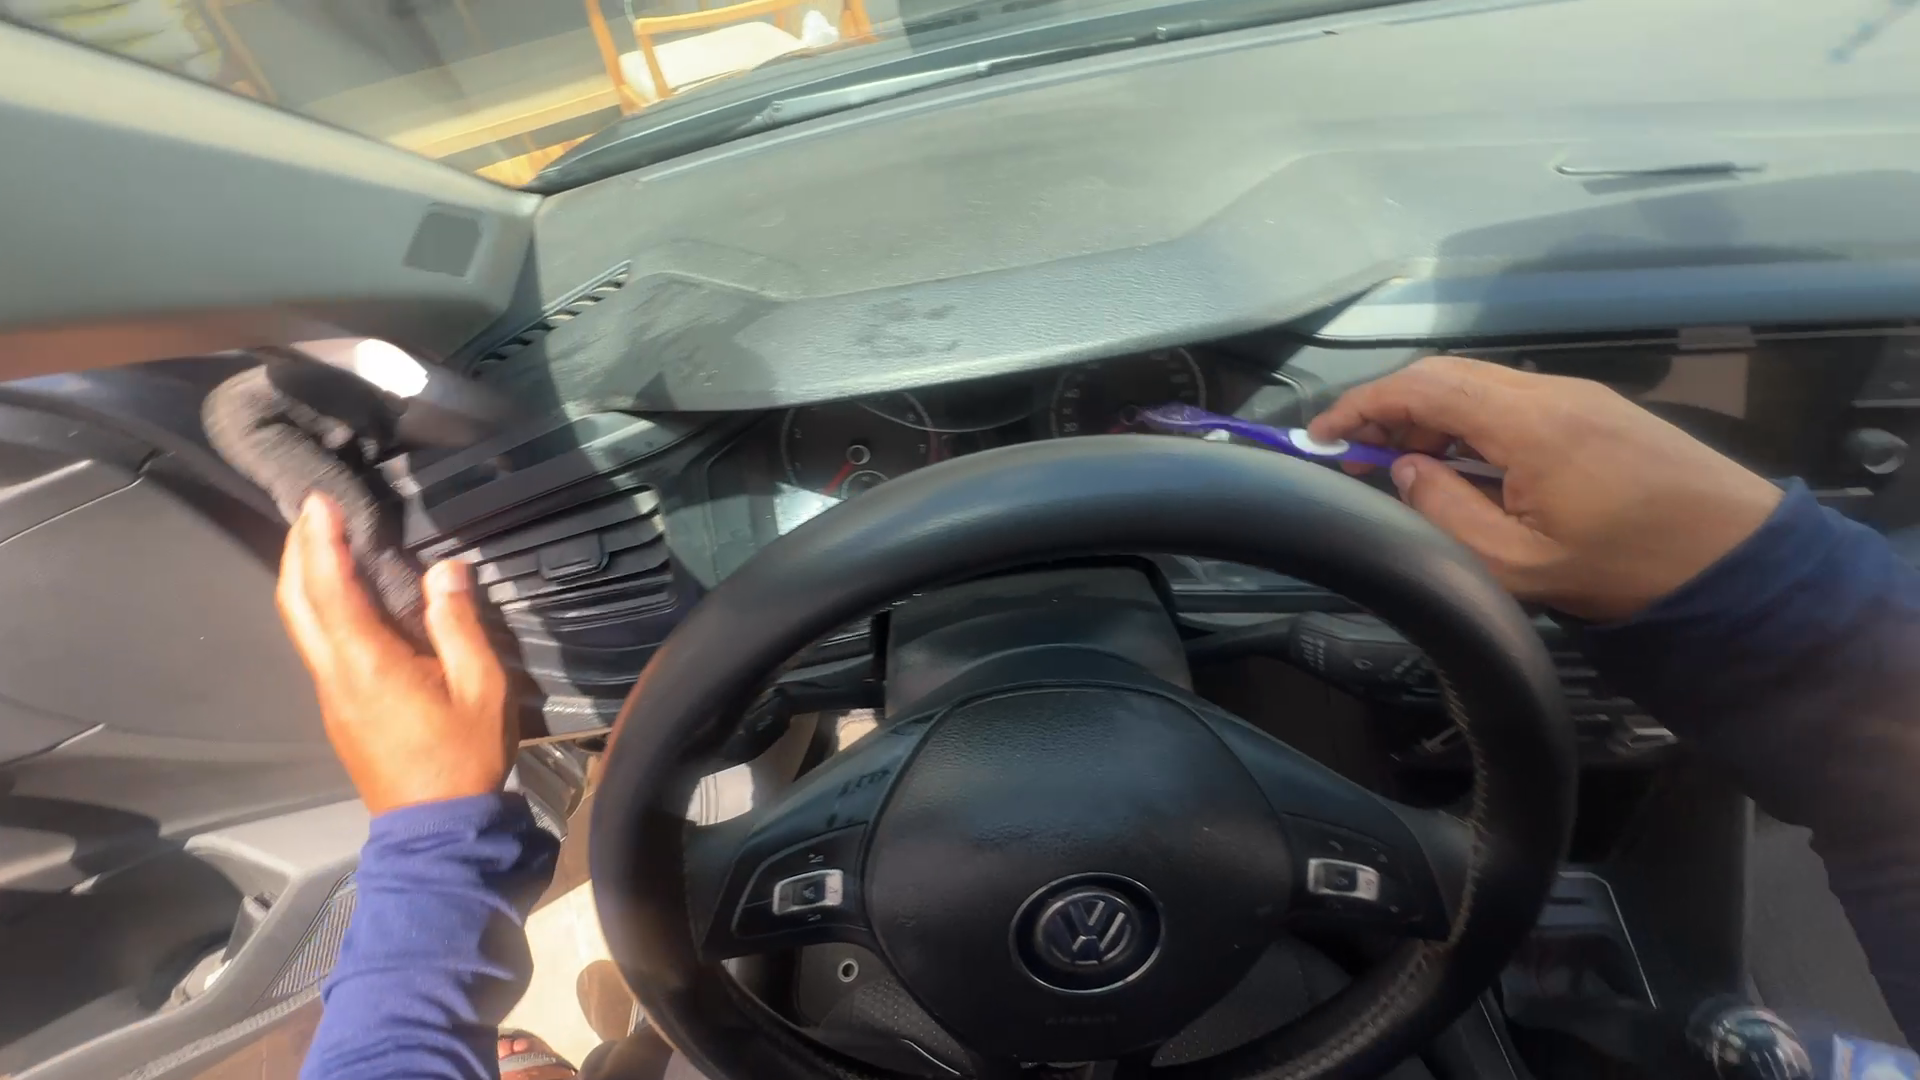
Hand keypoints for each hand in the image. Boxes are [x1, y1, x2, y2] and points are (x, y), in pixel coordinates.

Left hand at [276, 494, 515, 814]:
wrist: (435, 821)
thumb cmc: (465, 752)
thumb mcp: (481, 685)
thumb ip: (459, 625)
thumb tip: (446, 571)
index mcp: (370, 664)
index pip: (334, 590)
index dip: (322, 542)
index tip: (319, 502)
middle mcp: (336, 673)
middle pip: (297, 603)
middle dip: (298, 551)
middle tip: (310, 511)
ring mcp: (331, 692)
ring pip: (300, 623)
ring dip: (302, 576)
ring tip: (318, 540)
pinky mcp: (339, 705)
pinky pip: (317, 641)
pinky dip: (317, 604)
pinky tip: (339, 594)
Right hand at [1307, 355, 1783, 620]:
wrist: (1739, 561)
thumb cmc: (1623, 569)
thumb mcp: (1514, 562)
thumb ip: (1444, 510)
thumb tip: (1403, 468)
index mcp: (1530, 425)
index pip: (1422, 388)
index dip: (1360, 405)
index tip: (1319, 436)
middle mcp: (1549, 393)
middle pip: (1440, 375)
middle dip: (1382, 407)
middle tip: (1348, 454)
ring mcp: (1572, 396)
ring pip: (1468, 383)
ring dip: (1417, 414)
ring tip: (1389, 461)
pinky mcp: (1586, 408)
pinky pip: (1500, 398)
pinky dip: (1453, 419)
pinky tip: (1443, 457)